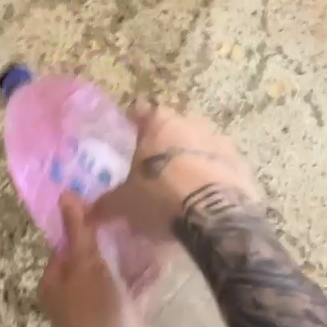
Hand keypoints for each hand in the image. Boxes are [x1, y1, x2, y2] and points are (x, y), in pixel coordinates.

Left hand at [39, 192, 158, 326]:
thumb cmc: (96, 314)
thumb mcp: (84, 266)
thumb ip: (79, 230)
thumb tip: (65, 193)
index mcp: (57, 279)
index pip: (69, 238)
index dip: (86, 216)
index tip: (109, 191)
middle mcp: (78, 289)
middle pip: (95, 251)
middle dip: (114, 231)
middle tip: (137, 201)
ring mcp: (105, 302)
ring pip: (118, 267)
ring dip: (133, 249)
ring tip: (154, 220)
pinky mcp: (129, 312)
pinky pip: (137, 284)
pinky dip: (148, 270)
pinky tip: (165, 250)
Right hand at [91, 103, 259, 240]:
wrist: (216, 215)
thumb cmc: (161, 197)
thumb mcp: (126, 203)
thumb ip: (106, 204)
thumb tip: (84, 213)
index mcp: (159, 122)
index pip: (142, 111)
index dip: (134, 122)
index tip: (130, 133)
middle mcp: (190, 121)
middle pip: (173, 126)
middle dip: (165, 143)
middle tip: (155, 166)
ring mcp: (219, 139)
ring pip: (200, 143)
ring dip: (192, 158)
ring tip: (183, 185)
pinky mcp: (241, 162)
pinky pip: (221, 165)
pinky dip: (214, 175)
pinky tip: (207, 196)